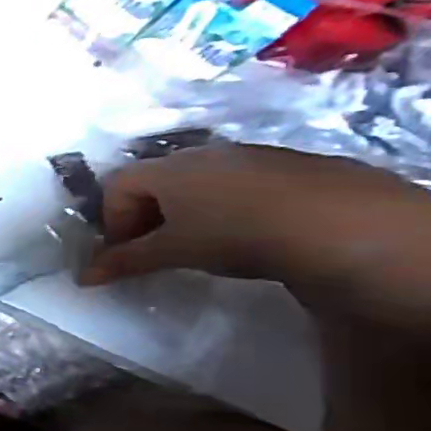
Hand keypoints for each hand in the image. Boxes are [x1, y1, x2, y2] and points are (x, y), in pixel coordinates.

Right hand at [79, 144, 430, 312]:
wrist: (347, 224)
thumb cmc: (237, 234)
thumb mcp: (174, 252)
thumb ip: (126, 261)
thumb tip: (82, 276)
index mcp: (168, 168)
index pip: (116, 184)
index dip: (112, 220)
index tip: (128, 254)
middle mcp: (204, 153)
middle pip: (156, 181)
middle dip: (148, 217)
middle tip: (161, 253)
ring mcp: (252, 156)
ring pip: (201, 183)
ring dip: (190, 213)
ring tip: (210, 248)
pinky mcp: (294, 167)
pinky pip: (244, 185)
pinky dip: (232, 208)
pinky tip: (256, 238)